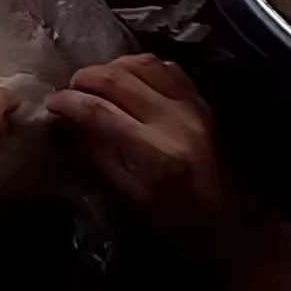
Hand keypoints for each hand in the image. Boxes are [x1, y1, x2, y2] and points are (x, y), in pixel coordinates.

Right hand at [48, 54, 290, 270]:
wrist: (239, 226)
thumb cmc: (181, 223)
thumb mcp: (132, 198)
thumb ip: (100, 155)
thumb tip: (70, 123)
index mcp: (155, 154)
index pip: (99, 111)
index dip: (69, 102)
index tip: (51, 103)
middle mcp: (174, 121)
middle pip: (117, 79)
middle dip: (85, 78)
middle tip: (69, 89)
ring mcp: (191, 106)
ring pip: (141, 64)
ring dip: (110, 66)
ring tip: (95, 80)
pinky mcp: (201, 101)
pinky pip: (166, 67)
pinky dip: (140, 66)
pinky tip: (127, 77)